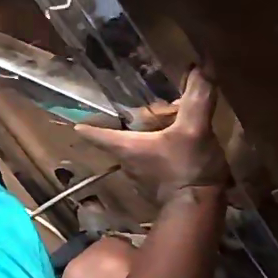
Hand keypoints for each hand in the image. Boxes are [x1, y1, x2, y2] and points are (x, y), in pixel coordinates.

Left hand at [73, 68, 228, 202]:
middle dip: (122, 125)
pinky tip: (173, 143)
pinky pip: (152, 162)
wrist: (199, 212)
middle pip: (117, 140)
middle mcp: (128, 162)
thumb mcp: (194, 129)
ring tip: (155, 123)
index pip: (98, 134)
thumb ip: (197, 97)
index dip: (88, 125)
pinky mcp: (157, 187)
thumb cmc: (186, 169)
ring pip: (135, 151)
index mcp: (127, 146)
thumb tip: (201, 65)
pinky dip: (158, 151)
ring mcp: (141, 177)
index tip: (76, 122)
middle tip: (128, 109)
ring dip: (142, 138)